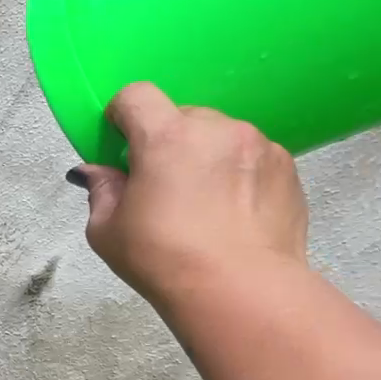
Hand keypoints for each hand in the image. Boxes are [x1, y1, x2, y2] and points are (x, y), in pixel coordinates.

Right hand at [75, 82, 308, 310]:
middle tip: (150, 181)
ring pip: (215, 135)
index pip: (137, 96)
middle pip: (179, 115)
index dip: (119, 115)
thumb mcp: (104, 226)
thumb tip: (95, 172)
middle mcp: (217, 130)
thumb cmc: (159, 255)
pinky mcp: (285, 165)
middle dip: (161, 139)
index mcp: (166, 139)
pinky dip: (228, 171)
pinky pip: (246, 155)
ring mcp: (259, 145)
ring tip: (190, 199)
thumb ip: (101, 188)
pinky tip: (220, 209)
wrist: (237, 283)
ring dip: (197, 154)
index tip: (115, 144)